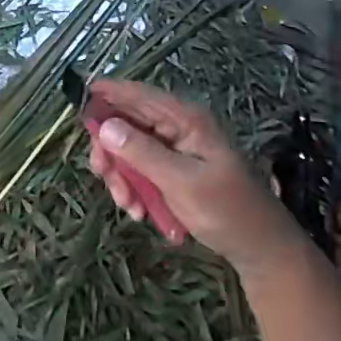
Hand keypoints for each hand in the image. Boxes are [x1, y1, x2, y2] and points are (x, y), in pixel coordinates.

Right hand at [85, 80, 305, 272]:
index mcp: (185, 119)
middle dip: (111, 151)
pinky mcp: (173, 170)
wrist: (260, 248)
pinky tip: (140, 212)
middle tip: (104, 176)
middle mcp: (177, 127)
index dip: (109, 92)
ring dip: (122, 177)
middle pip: (128, 123)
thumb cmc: (226, 210)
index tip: (80, 97)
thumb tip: (105, 125)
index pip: (140, 95)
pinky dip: (134, 188)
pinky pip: (141, 170)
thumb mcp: (182, 182)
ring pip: (129, 150)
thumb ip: (142, 153)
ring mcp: (175, 149)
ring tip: (130, 206)